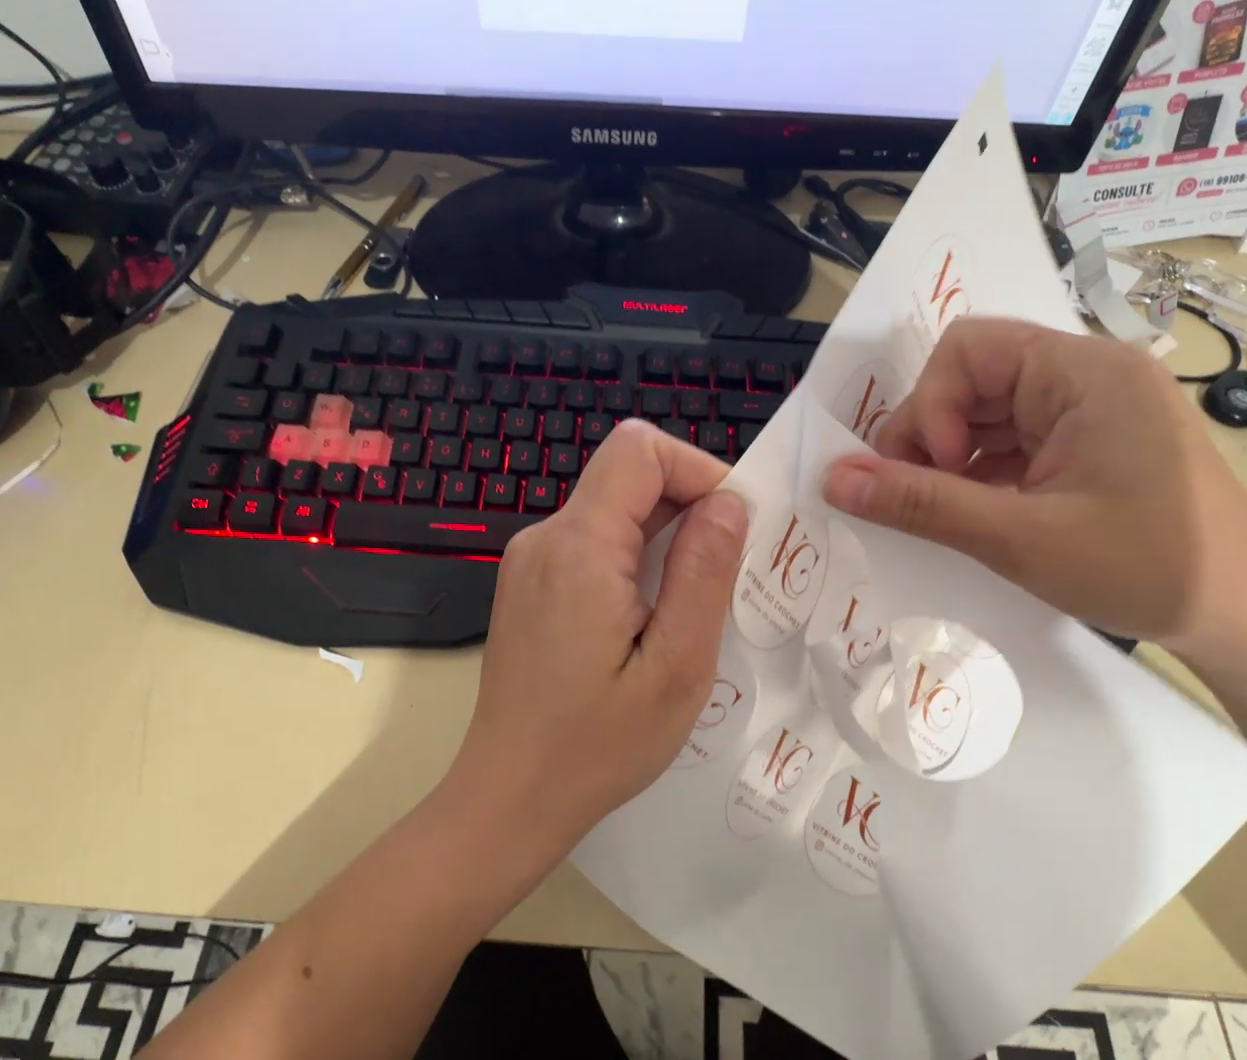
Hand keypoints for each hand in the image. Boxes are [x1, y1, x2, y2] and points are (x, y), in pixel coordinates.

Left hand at [445, 419, 749, 859]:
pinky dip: (633, 563)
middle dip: (690, 509)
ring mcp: (529, 563)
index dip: (698, 470)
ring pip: (612, 513)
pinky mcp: (528, 588)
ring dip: (665, 541)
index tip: (737, 528)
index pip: (640, 450)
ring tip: (694, 607)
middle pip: (627, 478)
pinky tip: (651, 622)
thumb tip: (729, 503)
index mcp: (578, 546)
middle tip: (730, 577)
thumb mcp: (676, 667)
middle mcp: (544, 538)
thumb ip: (703, 574)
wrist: (509, 797)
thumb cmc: (597, 745)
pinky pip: (592, 547)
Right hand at [821, 317, 1246, 647]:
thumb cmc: (1144, 568)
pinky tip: (978, 516)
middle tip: (920, 499)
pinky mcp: (1095, 447)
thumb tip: (832, 477)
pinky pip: (1016, 442)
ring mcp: (1095, 413)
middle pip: (974, 378)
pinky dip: (983, 474)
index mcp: (1084, 372)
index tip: (933, 472)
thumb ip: (920, 503)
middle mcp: (1090, 377)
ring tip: (946, 514)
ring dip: (953, 459)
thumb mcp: (1019, 538)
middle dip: (932, 434)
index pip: (968, 347)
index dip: (931, 404)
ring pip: (990, 414)